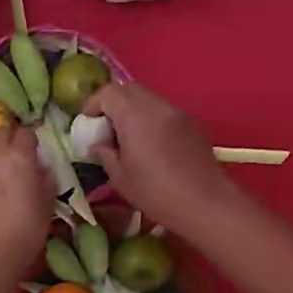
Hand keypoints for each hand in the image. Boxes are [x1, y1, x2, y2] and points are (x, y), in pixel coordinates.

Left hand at [0, 125, 51, 265]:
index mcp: (18, 155)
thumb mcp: (48, 199)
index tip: (37, 148)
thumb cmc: (29, 225)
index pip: (25, 132)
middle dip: (10, 136)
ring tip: (5, 169)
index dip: (32, 138)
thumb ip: (45, 176)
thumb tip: (40, 167)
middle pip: (0, 132)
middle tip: (19, 150)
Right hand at [82, 82, 234, 227]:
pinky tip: (149, 143)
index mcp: (136, 118)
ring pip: (148, 98)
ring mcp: (178, 113)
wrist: (205, 203)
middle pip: (129, 89)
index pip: (109, 92)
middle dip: (111, 102)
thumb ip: (104, 154)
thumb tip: (98, 144)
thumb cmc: (156, 193)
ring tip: (125, 136)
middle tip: (103, 126)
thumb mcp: (119, 178)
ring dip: (131, 109)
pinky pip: (164, 111)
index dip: (93, 103)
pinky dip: (149, 118)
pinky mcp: (192, 123)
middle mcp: (158, 107)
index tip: (86, 122)